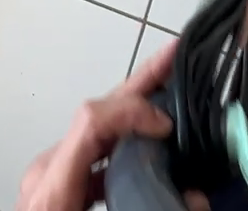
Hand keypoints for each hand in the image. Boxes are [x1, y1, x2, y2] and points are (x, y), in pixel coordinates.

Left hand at [17, 39, 205, 210]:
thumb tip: (200, 200)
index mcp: (52, 189)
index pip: (90, 123)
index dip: (131, 110)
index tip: (167, 126)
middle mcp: (47, 173)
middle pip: (94, 113)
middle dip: (138, 82)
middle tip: (176, 53)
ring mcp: (50, 179)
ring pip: (95, 129)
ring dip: (134, 106)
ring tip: (170, 86)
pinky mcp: (58, 191)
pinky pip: (94, 154)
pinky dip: (124, 140)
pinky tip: (150, 140)